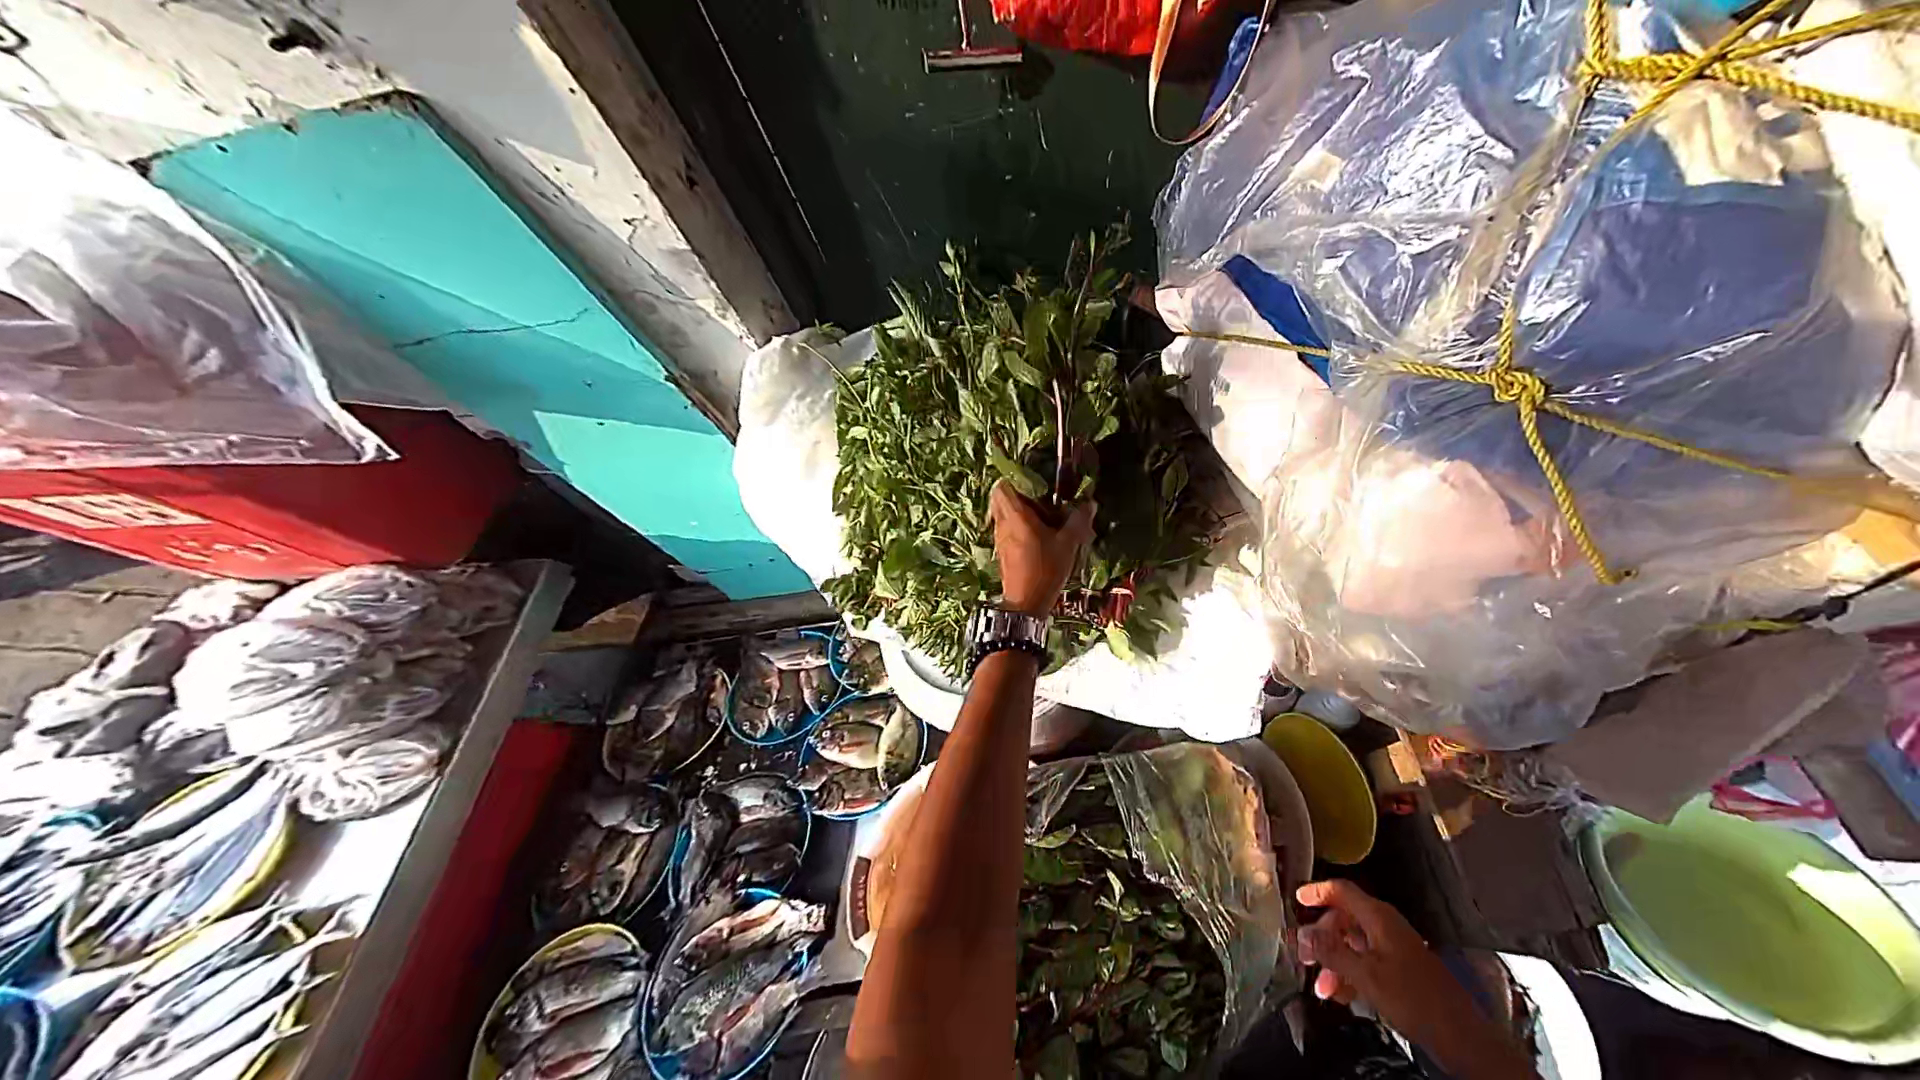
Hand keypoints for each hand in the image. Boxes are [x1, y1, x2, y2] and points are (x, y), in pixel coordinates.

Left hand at [989, 481, 1093, 616]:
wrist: (1025, 604)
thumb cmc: (1045, 570)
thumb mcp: (1068, 544)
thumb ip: (1078, 520)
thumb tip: (1089, 503)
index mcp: (1015, 516)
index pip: (1002, 486)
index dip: (1015, 479)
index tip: (1036, 483)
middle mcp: (1002, 524)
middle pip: (1002, 499)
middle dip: (1020, 495)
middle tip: (1042, 501)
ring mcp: (999, 538)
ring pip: (1004, 515)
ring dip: (1020, 513)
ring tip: (1044, 520)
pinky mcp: (1002, 552)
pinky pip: (1007, 530)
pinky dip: (1019, 529)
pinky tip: (1039, 538)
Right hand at [1296, 880, 1535, 1079]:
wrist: (1462, 1038)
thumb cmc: (1416, 999)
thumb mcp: (1365, 974)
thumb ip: (1331, 951)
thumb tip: (1302, 935)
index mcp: (1378, 918)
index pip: (1340, 891)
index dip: (1316, 892)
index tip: (1297, 900)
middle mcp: (1386, 927)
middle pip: (1343, 920)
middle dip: (1321, 939)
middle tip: (1305, 956)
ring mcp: (1395, 949)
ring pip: (1353, 945)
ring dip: (1334, 963)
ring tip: (1323, 988)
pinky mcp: (1401, 971)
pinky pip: (1366, 963)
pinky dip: (1350, 975)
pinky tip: (1343, 995)